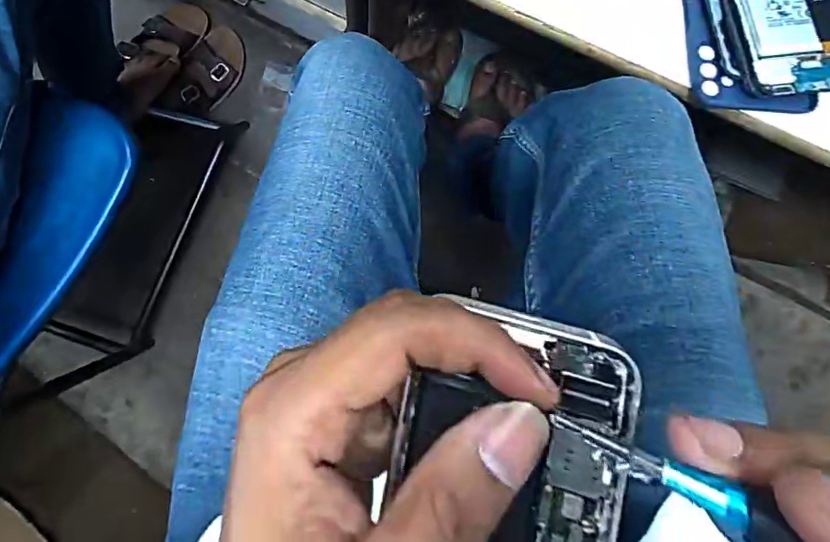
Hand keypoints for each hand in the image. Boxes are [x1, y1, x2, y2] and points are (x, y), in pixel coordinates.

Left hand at [223, 291, 560, 540]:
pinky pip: (394, 386)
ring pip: (401, 349)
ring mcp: (312, 399)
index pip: (394, 328)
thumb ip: (448, 502)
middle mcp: (298, 385)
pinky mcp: (330, 422)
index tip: (534, 386)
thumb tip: (518, 424)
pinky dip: (444, 398)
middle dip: (474, 348)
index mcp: (293, 407)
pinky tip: (476, 425)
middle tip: (537, 395)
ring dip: (464, 370)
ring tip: (518, 408)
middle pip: (398, 327)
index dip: (473, 340)